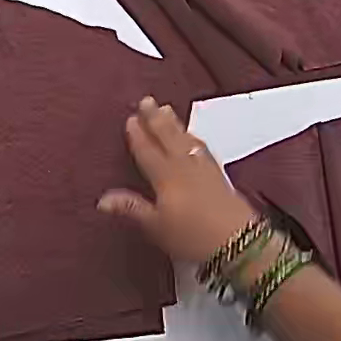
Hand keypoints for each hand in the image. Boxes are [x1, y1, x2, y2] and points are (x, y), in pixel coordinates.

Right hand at [99, 96, 258, 263]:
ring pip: (186, 139)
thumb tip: (102, 199)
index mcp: (166, 177)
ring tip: (166, 110)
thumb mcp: (156, 226)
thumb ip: (132, 208)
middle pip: (168, 137)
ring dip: (175, 124)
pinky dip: (193, 137)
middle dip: (156, 119)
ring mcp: (204, 168)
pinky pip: (201, 147)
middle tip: (147, 100)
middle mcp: (184, 166)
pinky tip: (193, 137)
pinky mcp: (219, 175)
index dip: (138, 136)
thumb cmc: (191, 236)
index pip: (148, 152)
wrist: (239, 240)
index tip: (131, 118)